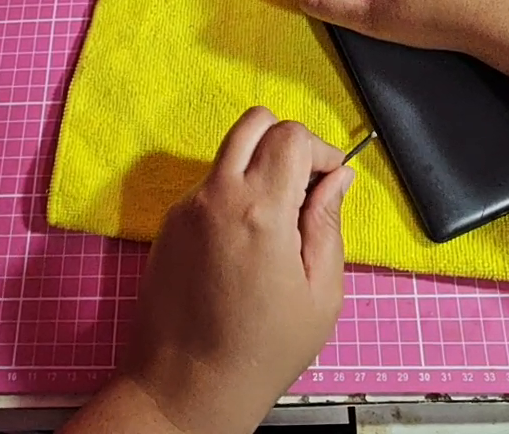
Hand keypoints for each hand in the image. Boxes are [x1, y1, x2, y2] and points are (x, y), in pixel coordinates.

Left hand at [117, 107, 354, 433]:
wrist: (186, 387)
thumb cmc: (258, 351)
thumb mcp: (320, 292)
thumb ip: (329, 222)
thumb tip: (337, 178)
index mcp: (259, 211)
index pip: (291, 135)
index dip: (321, 148)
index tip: (332, 175)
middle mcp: (217, 196)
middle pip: (255, 121)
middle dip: (287, 138)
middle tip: (304, 180)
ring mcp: (188, 205)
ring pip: (231, 151)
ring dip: (259, 165)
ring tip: (277, 218)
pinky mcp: (171, 220)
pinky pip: (211, 183)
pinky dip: (234, 192)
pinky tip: (246, 241)